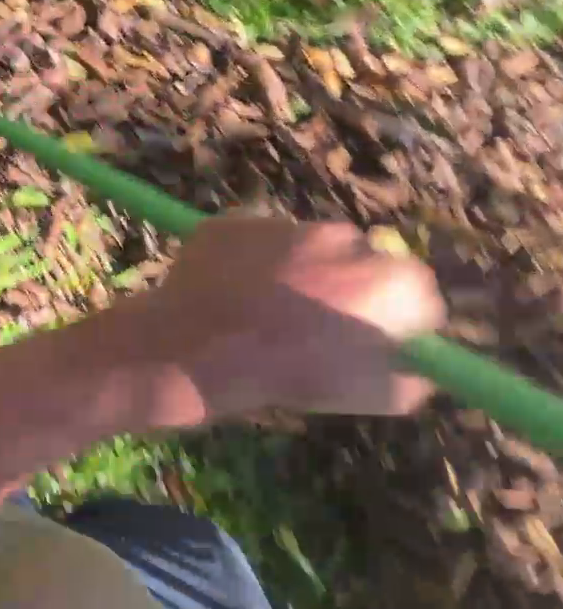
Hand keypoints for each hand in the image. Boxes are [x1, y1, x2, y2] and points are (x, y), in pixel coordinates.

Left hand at [144, 214, 447, 418]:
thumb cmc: (297, 375)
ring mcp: (280, 224)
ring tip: (263, 301)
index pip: (413, 289)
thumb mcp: (384, 394)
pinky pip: (249, 238)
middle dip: (344, 279)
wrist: (202, 348)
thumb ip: (415, 370)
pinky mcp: (230, 222)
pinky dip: (245, 257)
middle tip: (311, 313)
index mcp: (394, 280)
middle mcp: (342, 239)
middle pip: (357, 256)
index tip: (368, 332)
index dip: (393, 313)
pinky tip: (230, 285)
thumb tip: (413, 358)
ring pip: (300, 243)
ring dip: (293, 264)